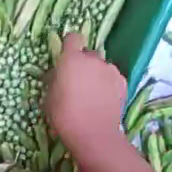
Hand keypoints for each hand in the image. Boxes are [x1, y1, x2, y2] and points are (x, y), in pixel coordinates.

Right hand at [46, 33, 126, 161]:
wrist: (93, 133)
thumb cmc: (64, 116)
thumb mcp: (49, 98)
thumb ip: (55, 80)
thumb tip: (58, 74)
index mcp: (71, 60)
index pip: (73, 37)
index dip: (70, 45)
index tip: (66, 56)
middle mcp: (93, 59)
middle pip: (88, 54)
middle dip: (82, 64)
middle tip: (77, 82)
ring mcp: (110, 70)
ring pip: (101, 66)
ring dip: (96, 74)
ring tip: (91, 94)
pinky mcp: (123, 82)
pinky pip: (112, 77)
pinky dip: (107, 84)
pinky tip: (102, 100)